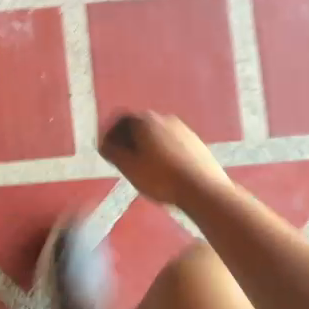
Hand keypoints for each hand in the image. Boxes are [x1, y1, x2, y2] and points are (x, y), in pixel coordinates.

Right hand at [99, 112, 231, 208]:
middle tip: (124, 158)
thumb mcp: (129, 168)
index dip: (109, 134)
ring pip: (157, 134)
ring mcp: (182, 128)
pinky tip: (166, 169)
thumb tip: (104, 144)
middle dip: (129, 139)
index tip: (107, 150)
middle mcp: (162, 118)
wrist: (205, 190)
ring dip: (148, 146)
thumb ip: (112, 152)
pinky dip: (164, 151)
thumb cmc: (161, 178)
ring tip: (145, 166)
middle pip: (139, 125)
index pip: (119, 120)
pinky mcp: (196, 142)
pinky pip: (172, 142)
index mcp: (143, 120)